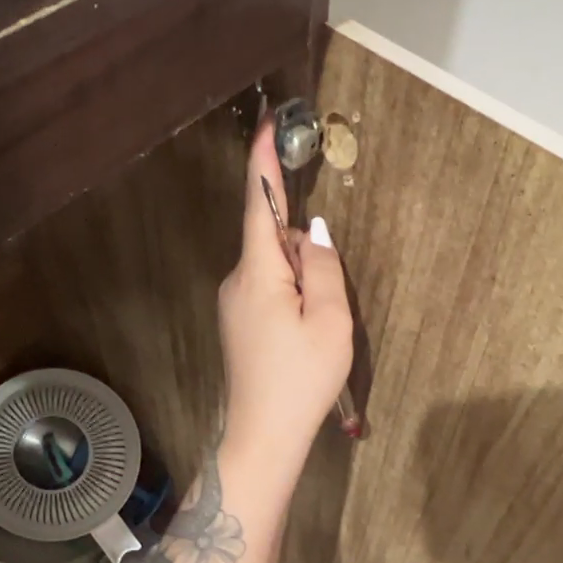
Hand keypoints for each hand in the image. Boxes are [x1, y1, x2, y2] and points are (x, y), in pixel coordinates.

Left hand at [218, 119, 354, 473]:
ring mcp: (233, 306)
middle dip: (308, 254)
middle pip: (276, 241)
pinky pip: (269, 293)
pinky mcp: (238, 326)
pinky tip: (303, 339)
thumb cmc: (301, 379)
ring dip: (303, 283)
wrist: (264, 438)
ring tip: (316, 333)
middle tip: (328, 305)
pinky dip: (293, 300)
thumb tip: (315, 232)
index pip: (258, 204)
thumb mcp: (329, 320)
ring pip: (276, 270)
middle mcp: (236, 281)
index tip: (267, 124)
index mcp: (256, 272)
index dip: (263, 162)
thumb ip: (324, 268)